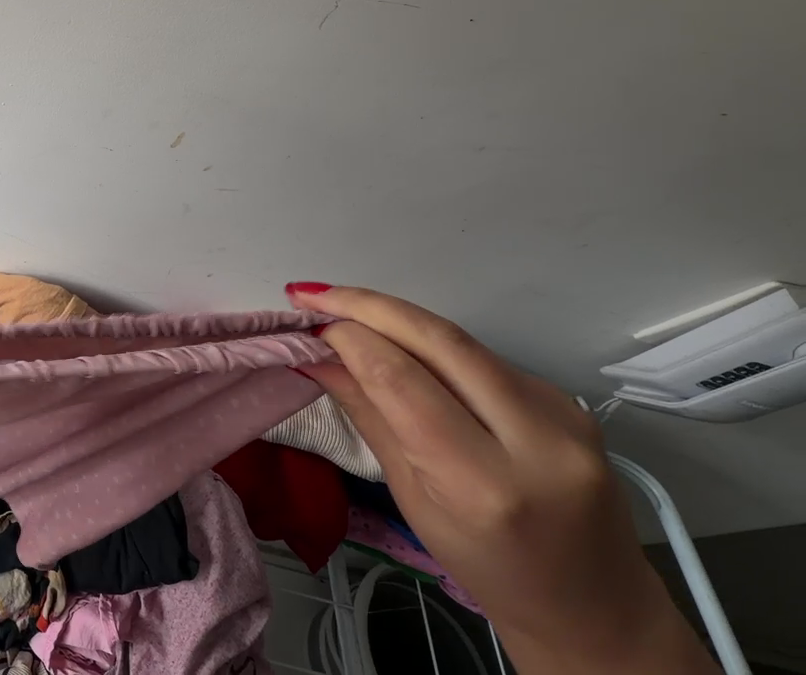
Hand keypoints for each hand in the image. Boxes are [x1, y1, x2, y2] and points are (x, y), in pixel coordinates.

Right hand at [289, 283, 717, 674]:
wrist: (597, 606)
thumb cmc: (488, 567)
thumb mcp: (411, 496)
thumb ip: (368, 415)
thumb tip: (314, 356)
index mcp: (484, 482)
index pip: (401, 379)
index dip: (347, 337)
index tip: (303, 319)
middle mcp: (535, 440)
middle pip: (439, 340)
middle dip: (367, 305)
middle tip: (309, 294)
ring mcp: (563, 415)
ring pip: (460, 340)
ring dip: (393, 317)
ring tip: (339, 308)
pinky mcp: (568, 401)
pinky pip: (482, 356)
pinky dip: (427, 340)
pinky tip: (394, 341)